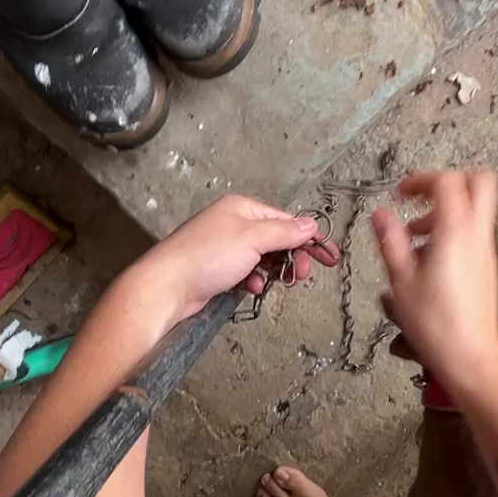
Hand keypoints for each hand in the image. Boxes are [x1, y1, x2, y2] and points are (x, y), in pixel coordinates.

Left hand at [135, 195, 339, 319]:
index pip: (286, 220)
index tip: (328, 257)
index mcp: (243, 208)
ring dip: (274, 272)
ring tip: (280, 283)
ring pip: (264, 259)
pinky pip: (248, 273)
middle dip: (292, 258)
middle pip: (277, 240)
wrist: (170, 286)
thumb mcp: (252, 238)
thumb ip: (284, 231)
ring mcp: (226, 247)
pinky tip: (251, 288)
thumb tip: (311, 224)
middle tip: (302, 276)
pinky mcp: (220, 270)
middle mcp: (235, 224)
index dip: (308, 239)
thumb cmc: (207, 256)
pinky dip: (254, 281)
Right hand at [373, 170, 497, 387]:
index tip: (401, 193)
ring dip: (447, 211)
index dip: (421, 180)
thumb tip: (380, 215)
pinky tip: (428, 261)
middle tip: (420, 198)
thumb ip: (391, 241)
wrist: (470, 358)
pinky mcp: (486, 268)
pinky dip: (453, 232)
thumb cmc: (436, 326)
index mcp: (455, 231)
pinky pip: (473, 233)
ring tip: (415, 238)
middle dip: (448, 182)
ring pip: (476, 209)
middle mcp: (477, 235)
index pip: (447, 181)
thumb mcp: (401, 281)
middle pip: (478, 182)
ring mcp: (485, 252)